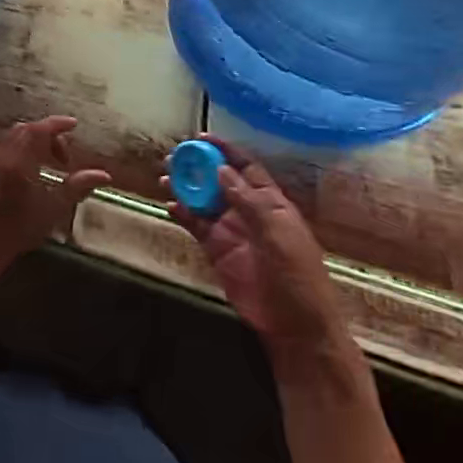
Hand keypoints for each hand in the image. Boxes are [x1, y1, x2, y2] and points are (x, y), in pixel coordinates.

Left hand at [0, 116, 111, 271]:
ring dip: (35, 139)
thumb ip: (77, 187)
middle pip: (27, 129)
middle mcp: (5, 154)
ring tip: (52, 160)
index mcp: (20, 161)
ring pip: (16, 135)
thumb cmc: (20, 228)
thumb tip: (104, 175)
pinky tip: (35, 166)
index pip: (39, 129)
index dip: (57, 124)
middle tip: (64, 155)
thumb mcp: (53, 209)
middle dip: (48, 134)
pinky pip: (8, 144)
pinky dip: (24, 146)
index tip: (74, 124)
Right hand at [164, 135, 346, 354]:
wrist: (294, 325)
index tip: (202, 137)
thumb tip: (222, 170)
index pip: (245, 167)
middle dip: (198, 166)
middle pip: (219, 180)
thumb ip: (249, 201)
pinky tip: (169, 207)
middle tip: (174, 156)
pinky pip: (197, 226)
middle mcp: (247, 211)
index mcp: (270, 202)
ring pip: (203, 201)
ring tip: (165, 177)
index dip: (225, 150)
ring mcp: (231, 231)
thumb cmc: (296, 276)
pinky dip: (183, 215)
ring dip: (186, 188)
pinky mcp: (217, 251)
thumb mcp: (278, 234)